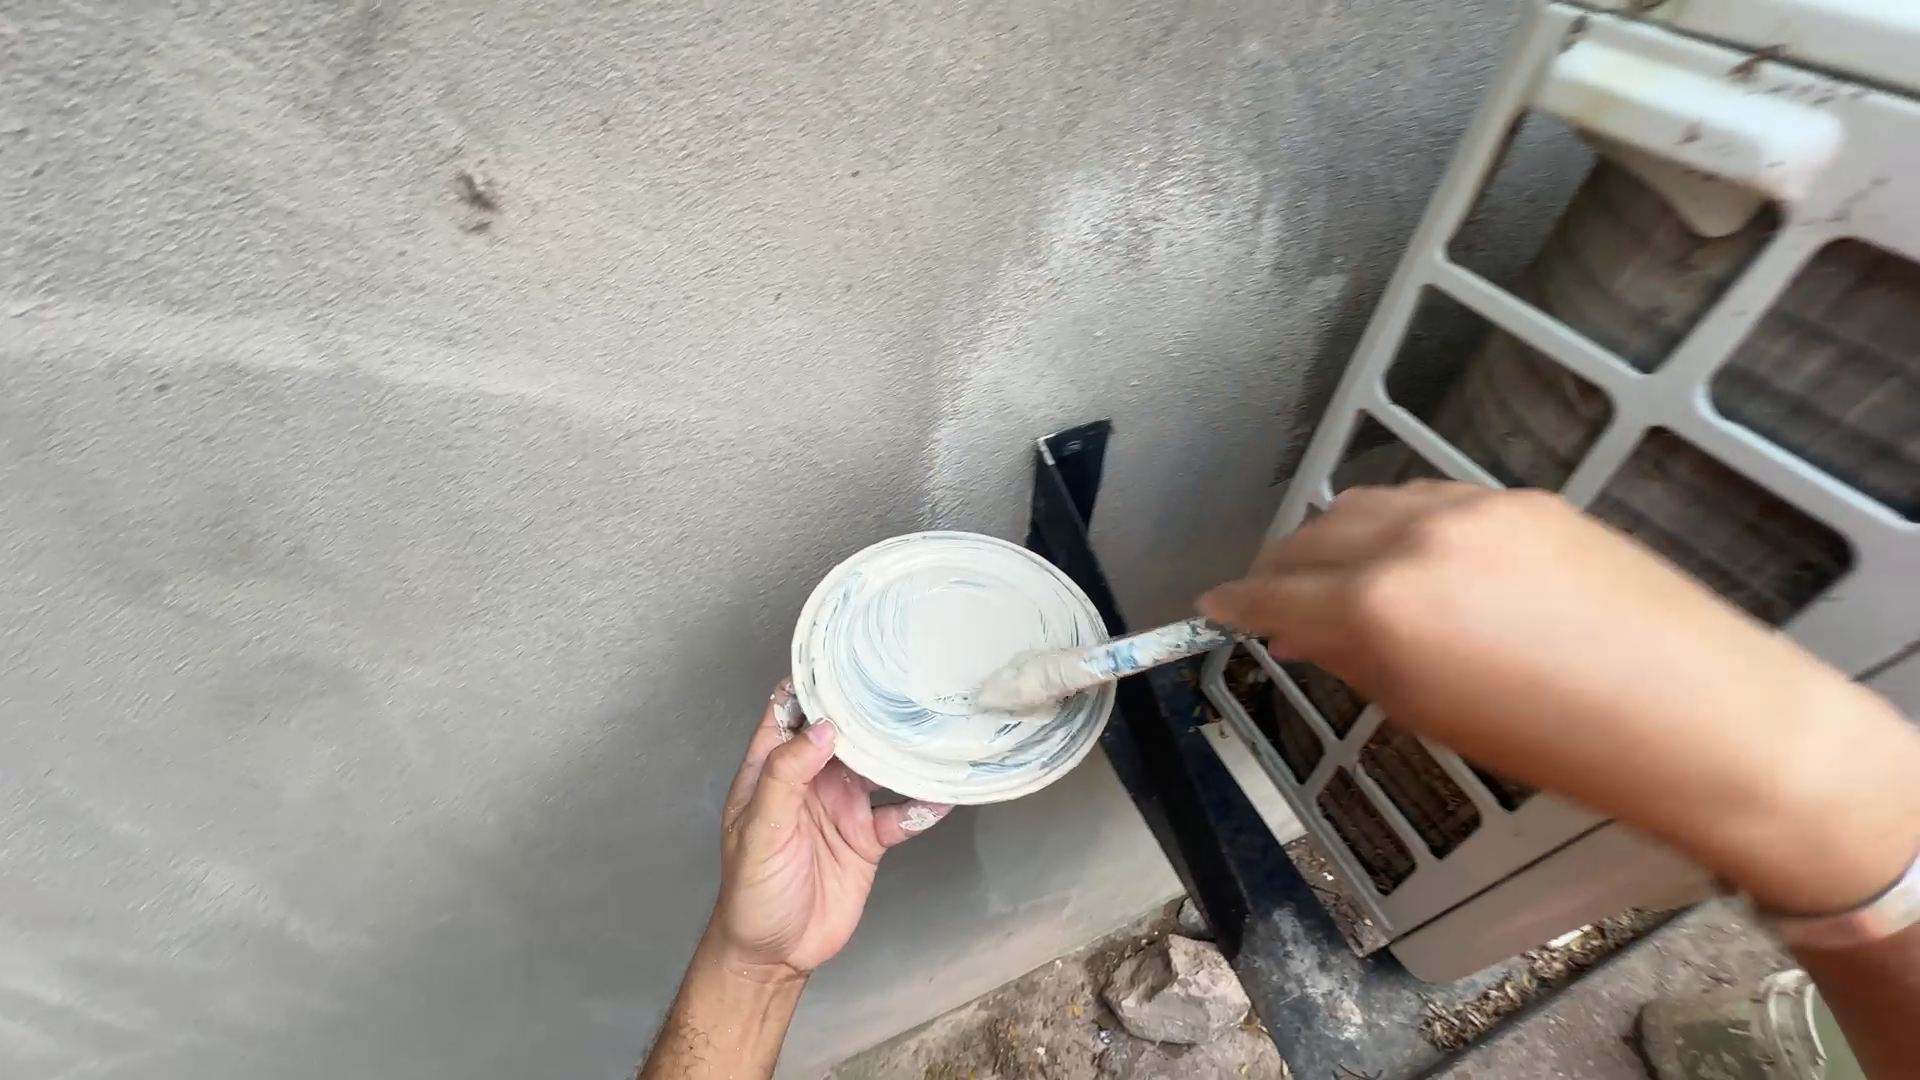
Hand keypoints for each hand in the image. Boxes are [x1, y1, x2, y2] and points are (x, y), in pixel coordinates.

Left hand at [705, 679, 951, 981]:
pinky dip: (924, 804)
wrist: (776, 955)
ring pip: (880, 767)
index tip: (843, 655)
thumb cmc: (751, 890)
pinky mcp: (868, 837)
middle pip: (845, 732)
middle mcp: (813, 778)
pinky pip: (902, 814)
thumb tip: (824, 728)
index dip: (812, 681)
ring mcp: (843, 805)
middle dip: (869, 709)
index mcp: (775, 768)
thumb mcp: (759, 829)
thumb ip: (785, 776)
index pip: (791, 711)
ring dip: (903, 753)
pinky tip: (945, 794)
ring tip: (933, 730)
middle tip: (904, 683)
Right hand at [1197, 481, 1919, 915]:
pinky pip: (1421, 500)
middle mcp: (1409, 539)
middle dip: (1277, 567)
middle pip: (1308, 536)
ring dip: (1329, 539)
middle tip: (1271, 598)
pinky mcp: (1513, 496)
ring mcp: (1465, 508)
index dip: (1234, 602)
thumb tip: (1294, 633)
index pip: (1275, 592)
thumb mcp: (1418, 707)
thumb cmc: (1545, 743)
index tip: (1209, 604)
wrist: (1702, 718)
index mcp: (1379, 605)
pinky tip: (1402, 557)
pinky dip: (1389, 525)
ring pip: (1361, 505)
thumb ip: (1342, 656)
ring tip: (1332, 574)